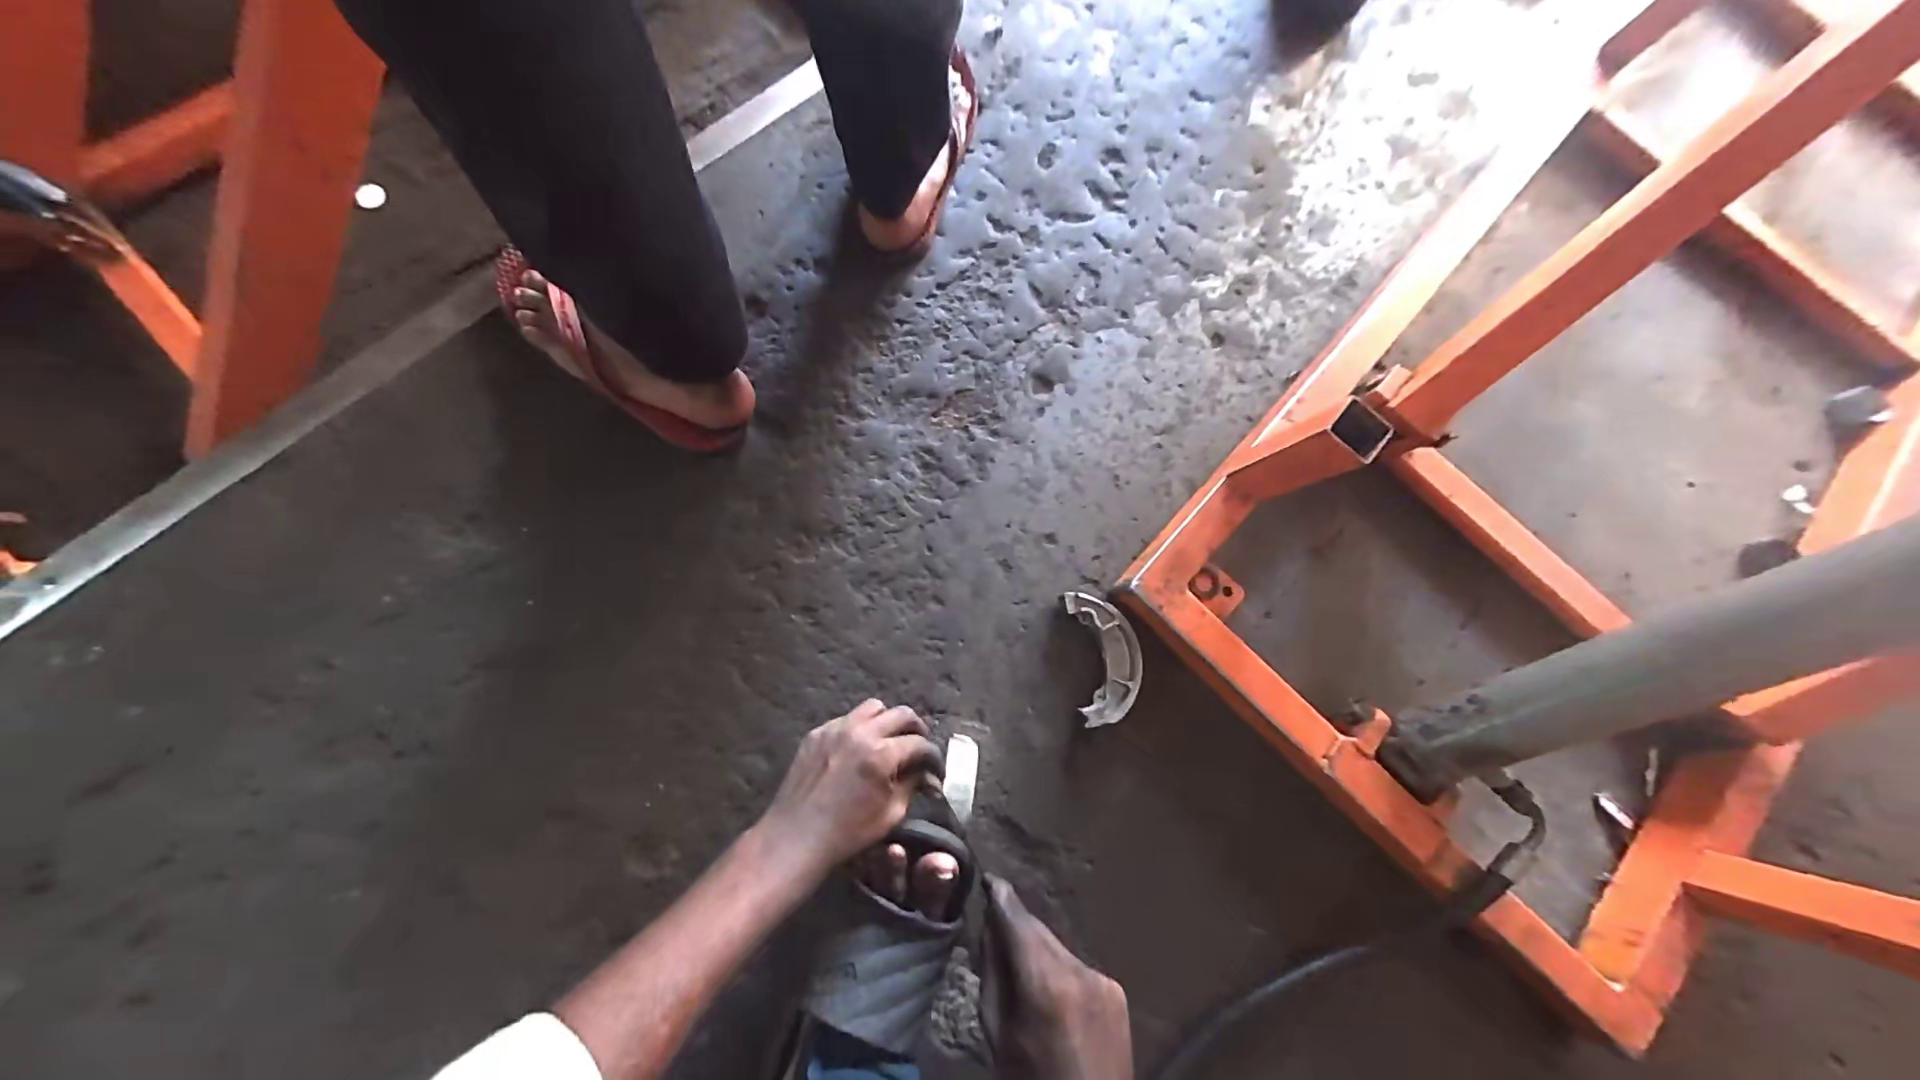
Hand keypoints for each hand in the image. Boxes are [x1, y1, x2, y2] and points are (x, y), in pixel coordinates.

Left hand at [756, 700, 943, 878]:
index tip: (935, 767)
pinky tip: (858, 749)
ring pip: (873, 707)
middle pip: (902, 714)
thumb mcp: (891, 813)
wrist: (796, 836)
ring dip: (887, 720)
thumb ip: (912, 785)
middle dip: (916, 729)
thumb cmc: (848, 832)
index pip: (920, 744)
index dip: (933, 756)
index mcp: (881, 754)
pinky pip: (847, 719)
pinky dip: (860, 728)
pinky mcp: (818, 732)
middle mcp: (860, 732)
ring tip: (889, 739)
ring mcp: (836, 728)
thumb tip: (925, 773)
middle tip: (918, 746)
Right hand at [985, 877, 1132, 1079]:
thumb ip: (993, 973)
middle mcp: (1078, 970)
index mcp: (1045, 983)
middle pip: (1037, 930)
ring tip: (1022, 969)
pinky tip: (1053, 995)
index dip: (1000, 895)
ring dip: (1037, 949)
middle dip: (1016, 924)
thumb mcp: (998, 1033)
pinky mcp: (1117, 991)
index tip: (986, 878)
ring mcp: (1103, 979)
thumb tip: (990, 926)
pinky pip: (1077, 967)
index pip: (1017, 920)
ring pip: (1057, 947)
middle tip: (993, 920)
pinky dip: (1059, 970)